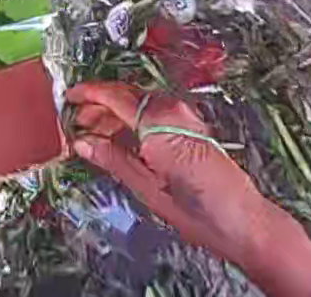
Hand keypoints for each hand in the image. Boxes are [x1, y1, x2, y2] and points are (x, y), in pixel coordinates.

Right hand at [67, 82, 310, 296]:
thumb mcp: (146, 188)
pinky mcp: (189, 122)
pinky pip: (154, 111)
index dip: (90, 93)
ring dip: (115, 112)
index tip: (69, 95)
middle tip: (75, 120)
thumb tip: (81, 143)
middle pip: (127, 95)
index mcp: (158, 121)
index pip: (116, 96)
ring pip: (140, 102)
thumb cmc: (194, 209)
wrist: (241, 217)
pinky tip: (120, 136)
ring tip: (92, 131)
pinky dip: (133, 118)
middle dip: (99, 104)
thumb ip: (113, 160)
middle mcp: (171, 108)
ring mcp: (182, 113)